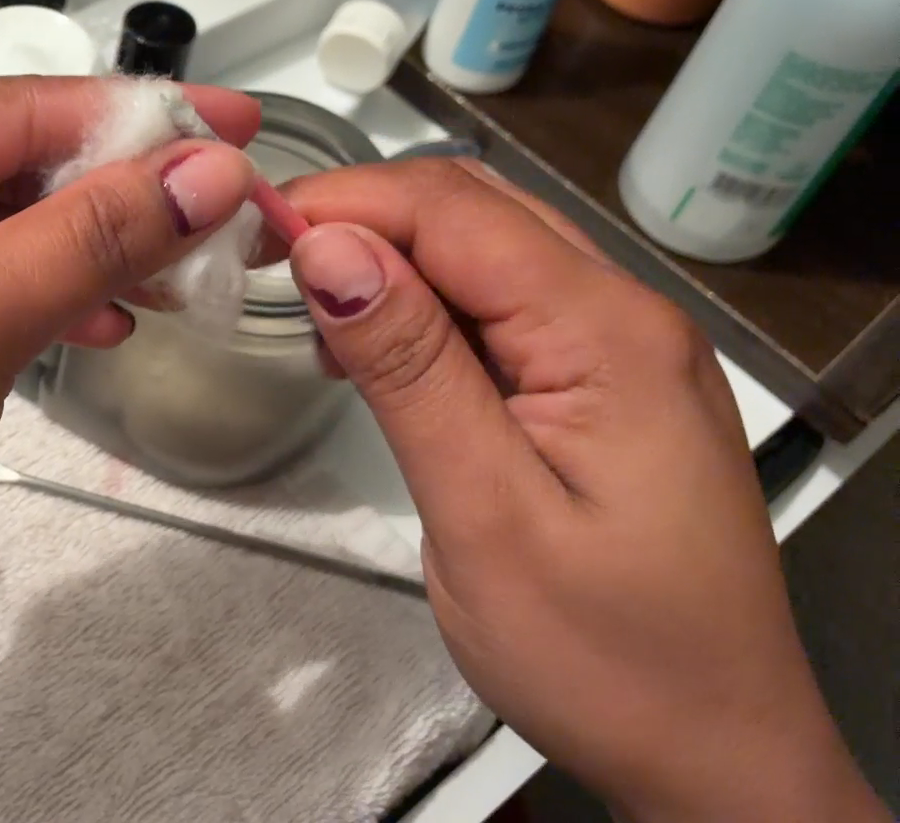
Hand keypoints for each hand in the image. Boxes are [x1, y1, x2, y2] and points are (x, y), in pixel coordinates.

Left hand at [0, 75, 263, 820]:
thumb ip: (95, 233)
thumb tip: (206, 170)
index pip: (6, 106)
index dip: (133, 117)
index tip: (229, 126)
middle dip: (103, 195)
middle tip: (208, 218)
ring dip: (65, 252)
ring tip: (156, 285)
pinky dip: (11, 294)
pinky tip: (78, 319)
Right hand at [279, 159, 883, 822]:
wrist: (707, 751)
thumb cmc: (601, 651)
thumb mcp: (483, 508)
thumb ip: (408, 366)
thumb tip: (328, 250)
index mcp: (604, 333)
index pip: (452, 211)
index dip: (342, 203)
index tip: (246, 235)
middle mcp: (616, 313)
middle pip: (468, 208)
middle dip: (354, 215)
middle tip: (261, 262)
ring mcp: (604, 344)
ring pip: (473, 245)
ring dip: (377, 255)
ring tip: (307, 311)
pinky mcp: (579, 378)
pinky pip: (481, 300)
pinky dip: (406, 300)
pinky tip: (365, 345)